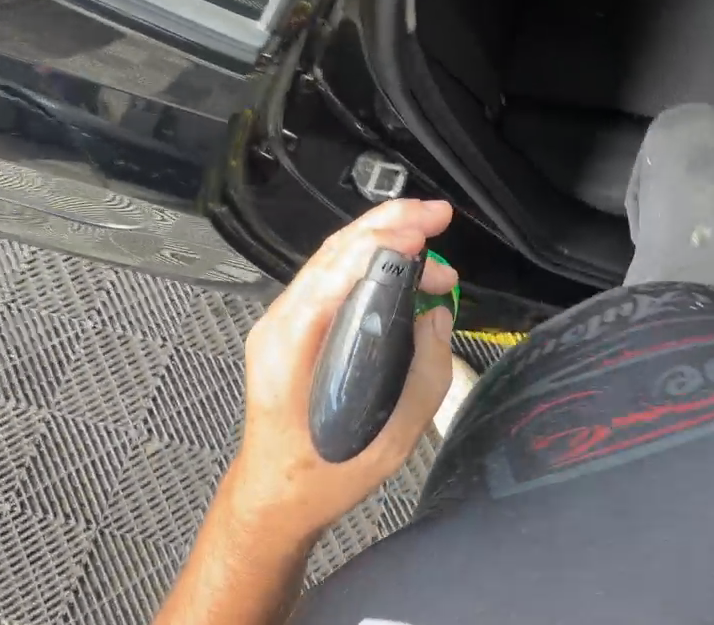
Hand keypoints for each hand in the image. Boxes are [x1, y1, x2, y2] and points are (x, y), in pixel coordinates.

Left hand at [220, 199, 459, 542]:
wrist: (274, 497)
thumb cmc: (324, 475)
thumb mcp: (390, 439)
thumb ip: (425, 375)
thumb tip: (437, 316)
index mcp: (294, 345)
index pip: (339, 269)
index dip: (385, 241)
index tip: (426, 234)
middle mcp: (282, 321)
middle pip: (337, 249)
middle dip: (391, 223)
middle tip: (439, 216)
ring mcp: (283, 319)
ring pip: (334, 254)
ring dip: (384, 234)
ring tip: (429, 230)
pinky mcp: (294, 323)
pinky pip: (333, 272)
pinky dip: (370, 254)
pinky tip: (401, 254)